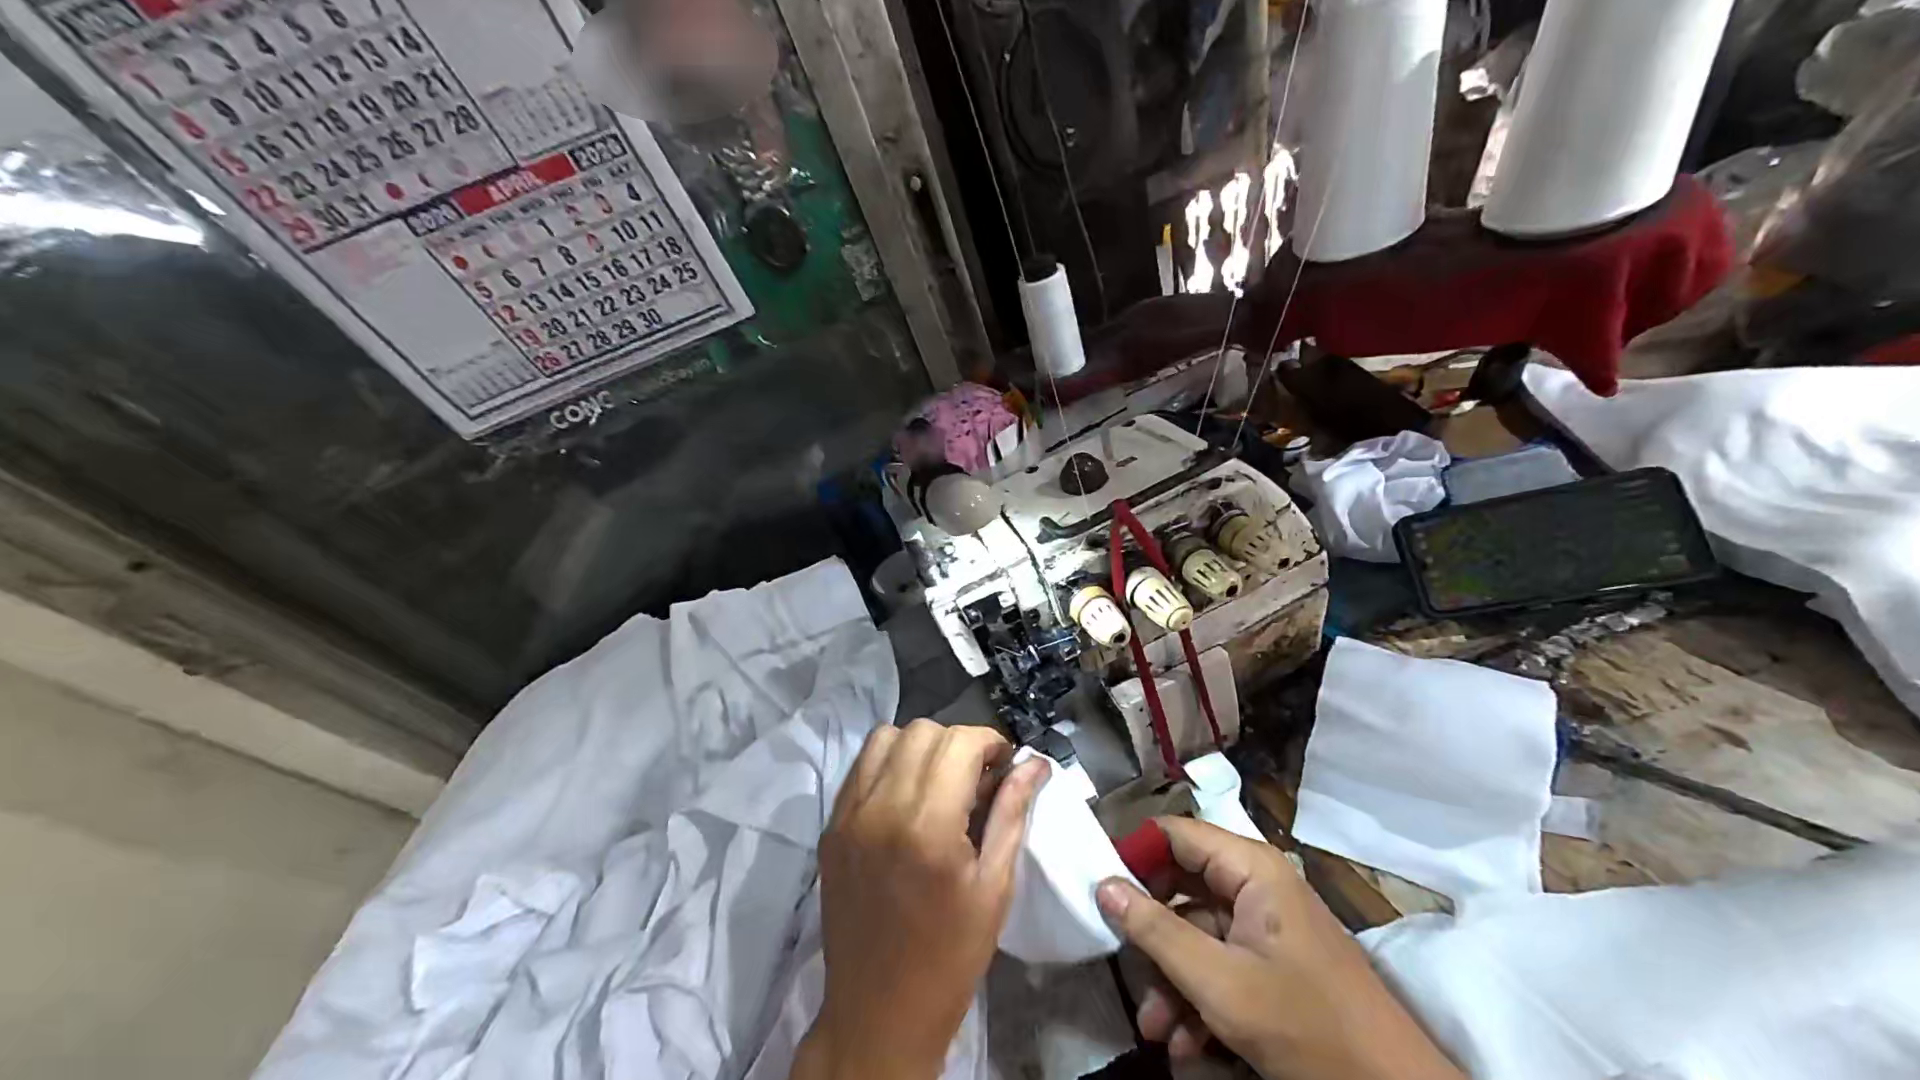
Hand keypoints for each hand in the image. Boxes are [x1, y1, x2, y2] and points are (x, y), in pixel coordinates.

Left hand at [794, 720, 1048, 1079]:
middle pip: (922, 731)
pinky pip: (861, 767)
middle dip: (958, 743)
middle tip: (978, 779)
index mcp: (927, 825)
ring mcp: (848, 814)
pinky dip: (889, 763)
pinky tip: (908, 796)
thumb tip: (1036, 763)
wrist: (878, 1011)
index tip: (1005, 765)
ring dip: (920, 746)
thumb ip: (1013, 812)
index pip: (959, 742)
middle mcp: (880, 807)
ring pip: (886, 737)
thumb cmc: (950, 956)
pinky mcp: (831, 826)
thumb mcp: (994, 887)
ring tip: (941, 783)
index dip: (991, 742)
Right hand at [1096, 817, 1464, 1079]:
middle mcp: (1256, 885)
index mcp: (1251, 868)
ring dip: (1171, 980)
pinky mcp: (1271, 963)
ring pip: (1195, 933)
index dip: (1134, 854)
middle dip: (1151, 935)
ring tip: (1157, 1030)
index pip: (1175, 834)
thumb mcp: (1219, 981)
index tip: (1099, 887)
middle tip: (1122, 965)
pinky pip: (1219, 963)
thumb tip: (1103, 884)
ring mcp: (1265, 926)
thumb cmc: (1305, 1024)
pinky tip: (1186, 1044)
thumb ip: (1155, 930)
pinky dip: (1197, 997)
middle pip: (1181, 886)